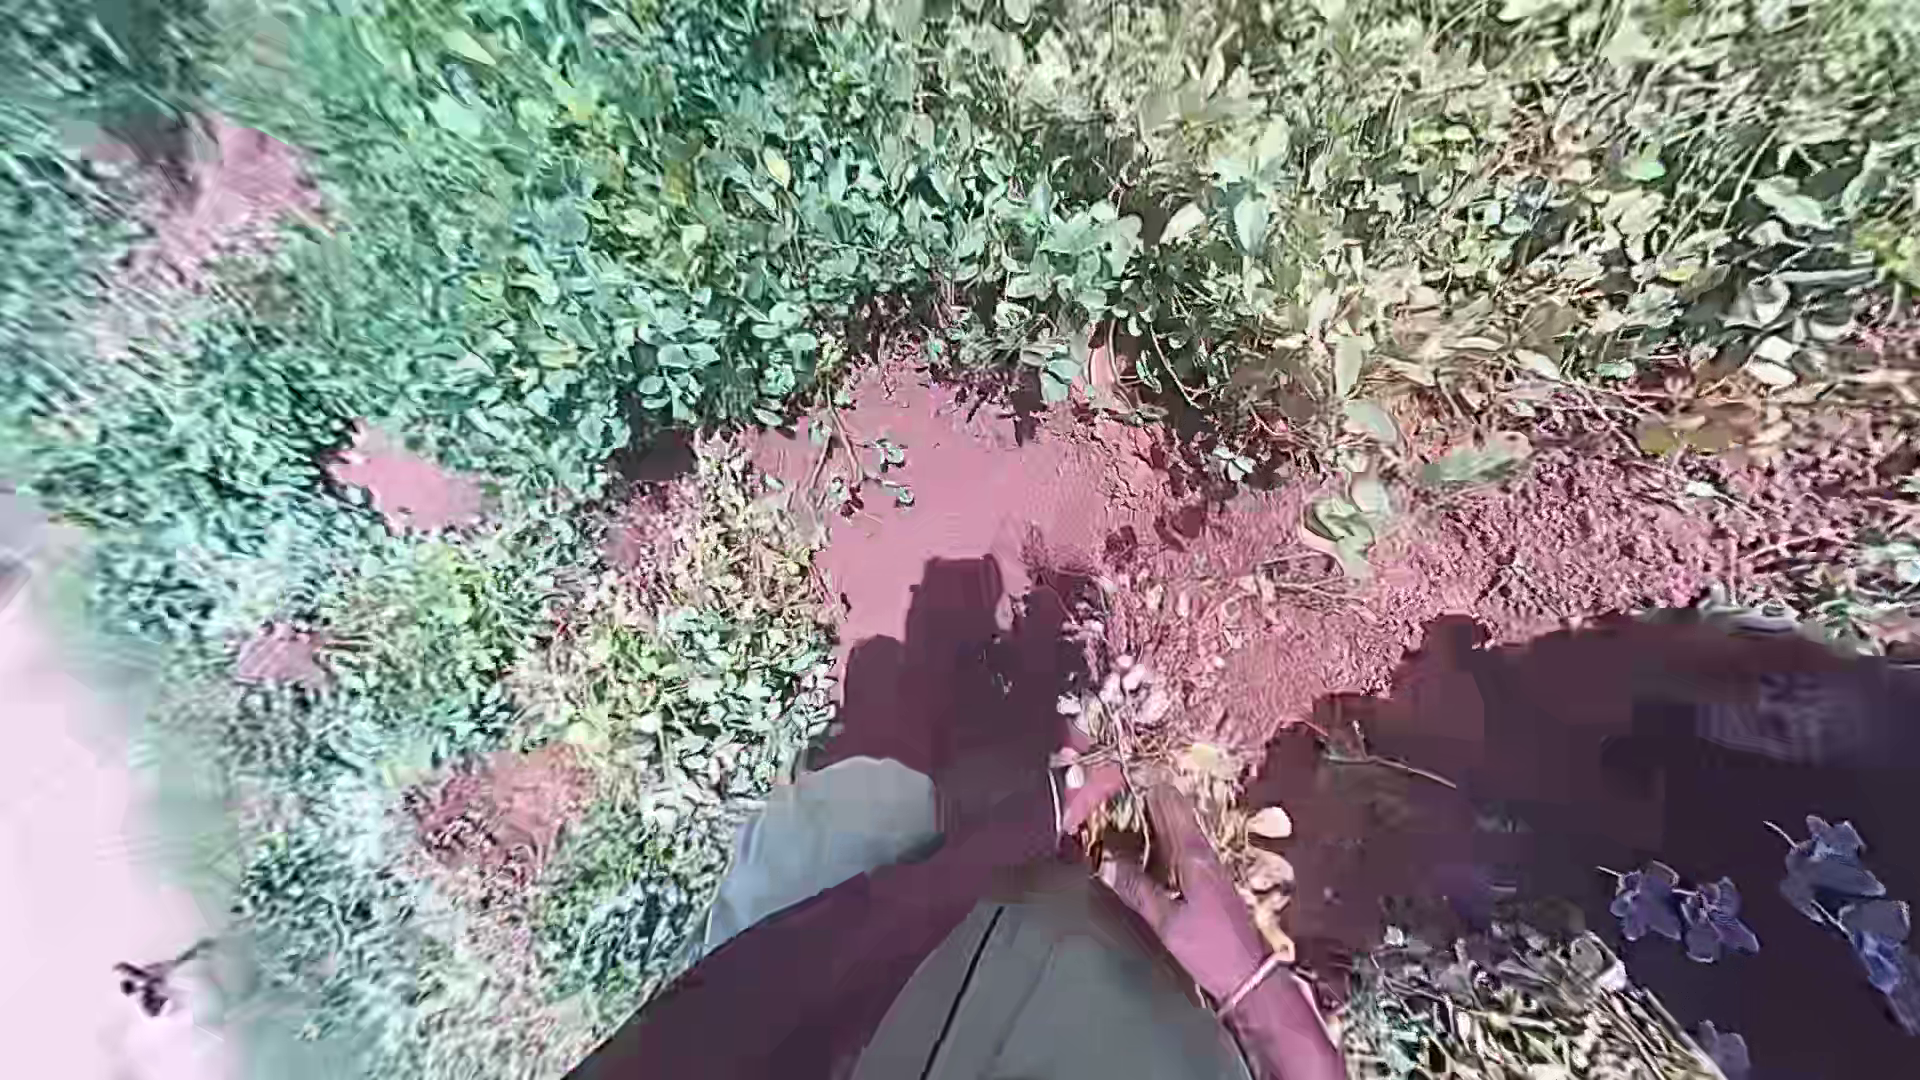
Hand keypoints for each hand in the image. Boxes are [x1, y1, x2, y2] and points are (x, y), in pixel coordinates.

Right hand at [1099, 786, 1342, 1079]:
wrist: (1251, 979)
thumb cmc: (1211, 949)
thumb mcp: (1167, 922)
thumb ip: (1137, 890)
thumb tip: (1106, 863)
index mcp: (1192, 855)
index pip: (1170, 809)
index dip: (1151, 788)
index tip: (1130, 773)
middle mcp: (1203, 853)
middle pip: (1177, 813)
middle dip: (1153, 795)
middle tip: (1127, 782)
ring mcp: (1210, 865)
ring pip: (1182, 826)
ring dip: (1161, 812)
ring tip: (1136, 801)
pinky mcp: (1211, 879)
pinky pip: (1184, 842)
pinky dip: (1168, 831)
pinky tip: (1156, 838)